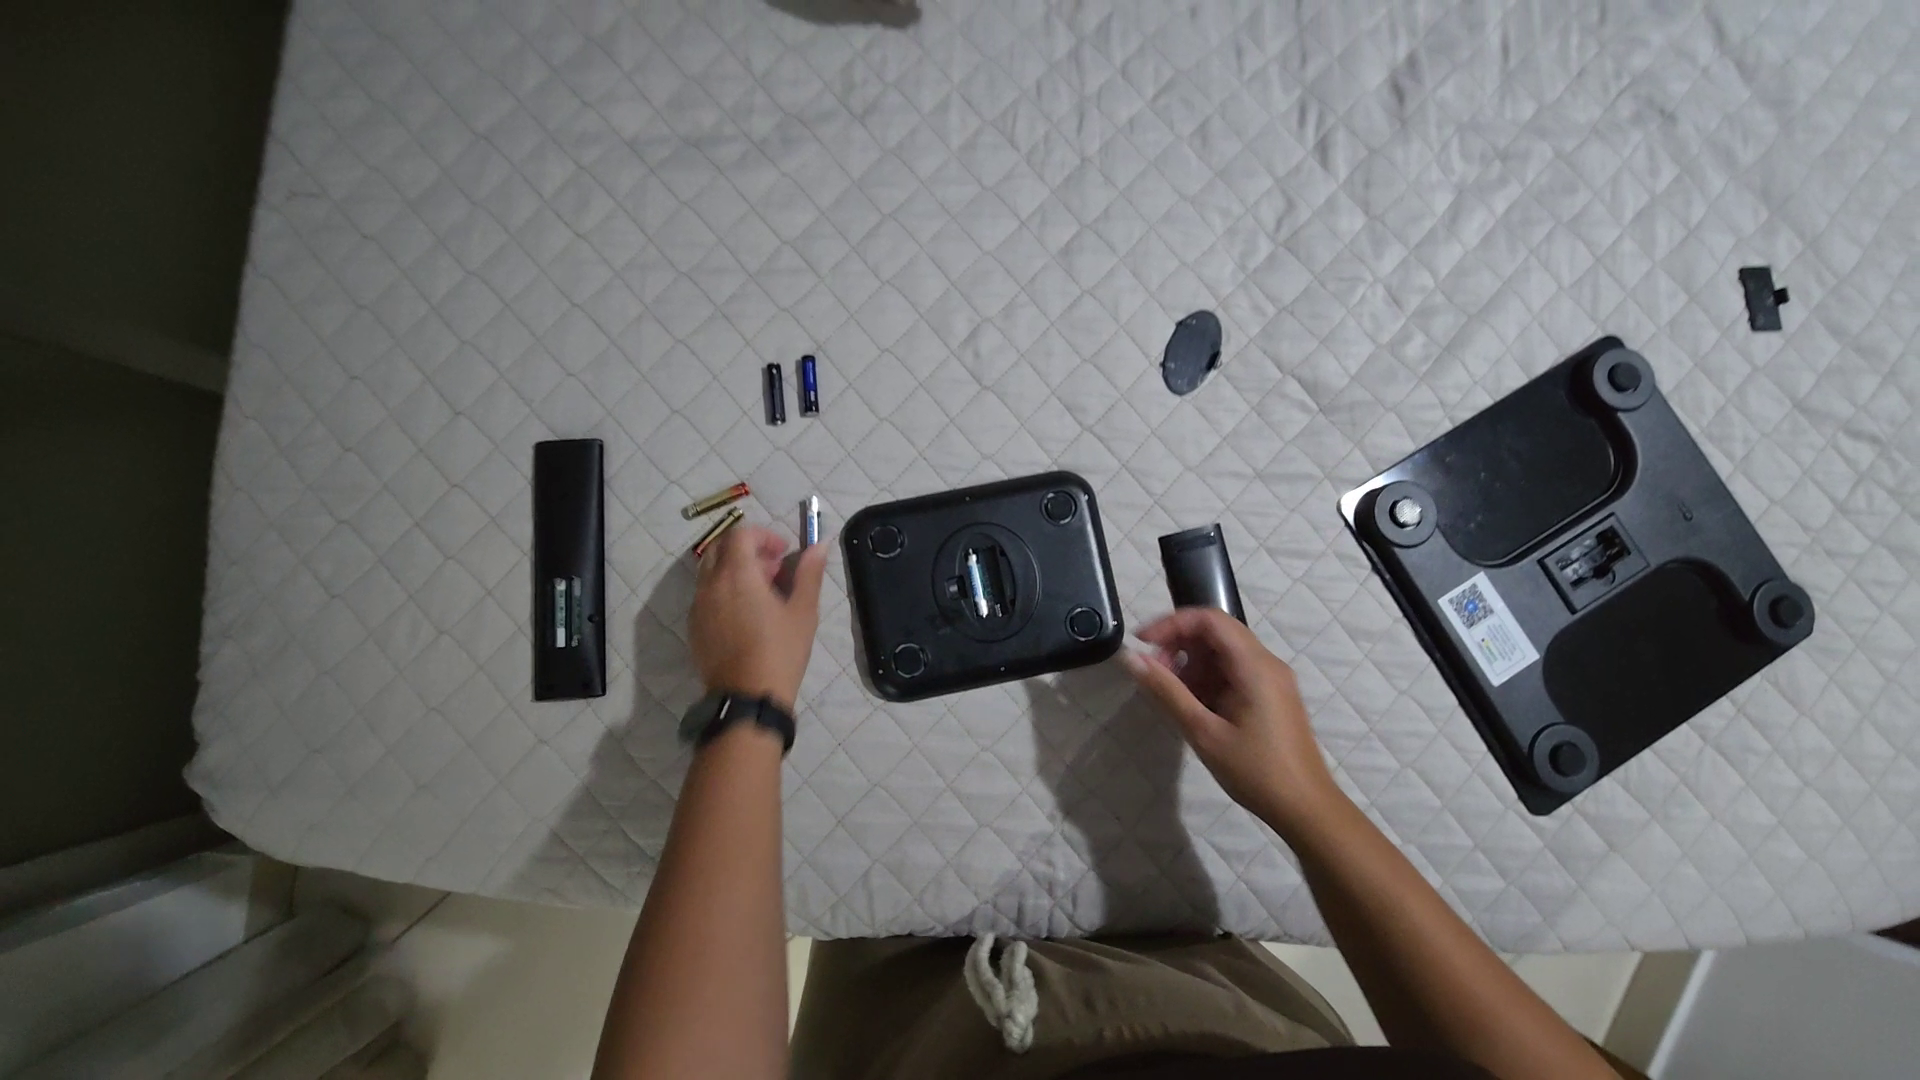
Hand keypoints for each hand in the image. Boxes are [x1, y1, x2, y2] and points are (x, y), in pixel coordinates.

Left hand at [689, 525, 828, 711]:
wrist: (747, 697)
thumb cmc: (780, 652)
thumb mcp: (803, 612)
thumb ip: (809, 574)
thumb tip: (819, 545)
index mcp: (737, 575)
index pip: (741, 535)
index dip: (764, 536)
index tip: (784, 552)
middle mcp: (711, 585)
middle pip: (721, 547)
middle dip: (747, 549)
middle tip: (773, 568)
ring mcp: (698, 606)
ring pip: (710, 571)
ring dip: (735, 569)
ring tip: (762, 593)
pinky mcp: (694, 626)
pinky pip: (705, 594)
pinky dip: (724, 590)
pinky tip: (745, 614)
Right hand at [1121, 608, 1341, 831]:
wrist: (1306, 808)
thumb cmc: (1255, 771)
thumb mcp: (1203, 732)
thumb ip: (1167, 691)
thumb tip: (1131, 658)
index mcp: (1255, 666)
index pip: (1209, 619)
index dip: (1172, 624)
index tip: (1142, 643)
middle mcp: (1267, 663)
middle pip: (1216, 632)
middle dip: (1179, 645)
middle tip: (1154, 673)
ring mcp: (1272, 679)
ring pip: (1223, 652)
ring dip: (1191, 664)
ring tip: (1173, 696)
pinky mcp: (1271, 695)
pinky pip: (1234, 671)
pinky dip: (1208, 679)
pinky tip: (1194, 707)